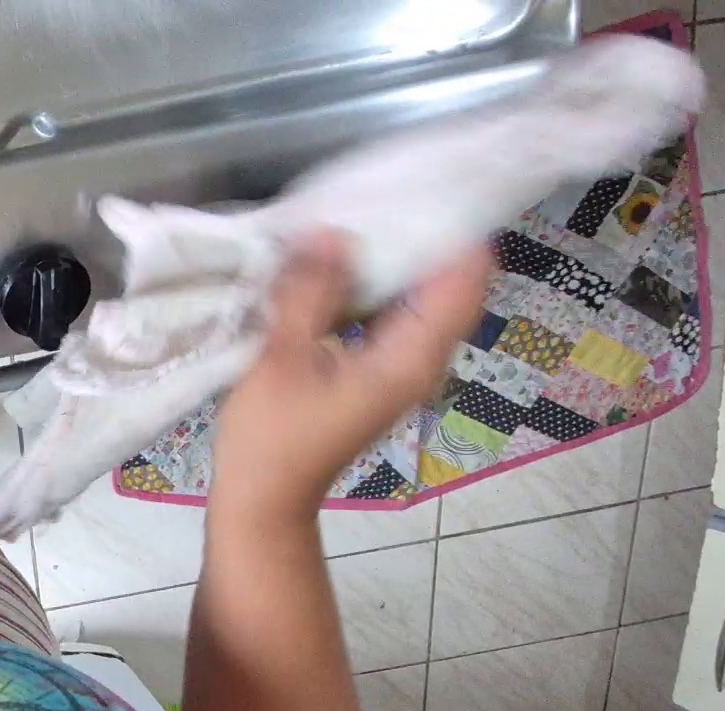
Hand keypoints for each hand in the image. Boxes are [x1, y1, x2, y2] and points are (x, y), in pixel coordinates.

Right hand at [211, 231, 493, 521]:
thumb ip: (308, 293)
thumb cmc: (269, 438)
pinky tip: (322, 288)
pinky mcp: (372, 379)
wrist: (261, 501)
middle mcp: (421, 360)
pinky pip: (385, 322)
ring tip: (332, 241)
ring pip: (411, 300)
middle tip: (355, 210)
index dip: (441, 226)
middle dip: (404, 241)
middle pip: (442, 281)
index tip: (395, 196)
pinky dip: (363, 297)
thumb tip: (328, 230)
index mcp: (412, 355)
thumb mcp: (280, 359)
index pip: (463, 270)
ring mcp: (398, 372)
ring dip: (379, 268)